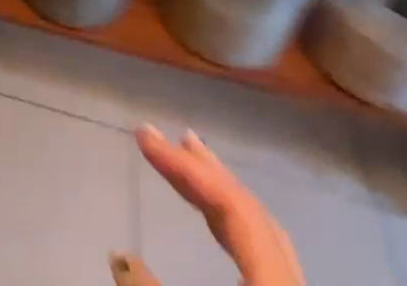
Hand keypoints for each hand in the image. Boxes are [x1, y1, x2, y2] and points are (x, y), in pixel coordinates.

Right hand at [119, 125, 306, 285]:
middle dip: (203, 169)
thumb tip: (116, 255)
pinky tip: (216, 219)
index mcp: (273, 276)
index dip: (184, 166)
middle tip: (166, 135)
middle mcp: (289, 274)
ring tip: (191, 159)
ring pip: (259, 227)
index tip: (143, 135)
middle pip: (248, 208)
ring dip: (220, 190)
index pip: (229, 204)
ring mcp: (289, 283)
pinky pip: (261, 247)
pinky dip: (233, 220)